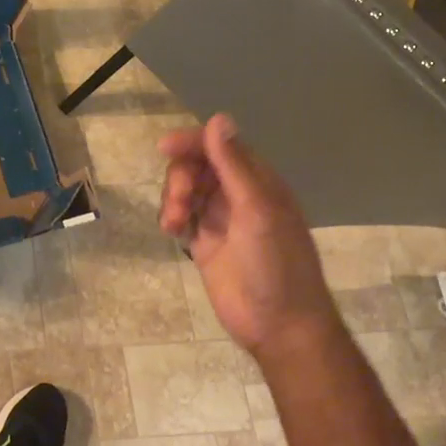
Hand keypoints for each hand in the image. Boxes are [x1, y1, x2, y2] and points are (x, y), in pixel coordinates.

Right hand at [158, 115, 339, 361]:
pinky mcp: (205, 242)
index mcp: (258, 182)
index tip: (164, 148)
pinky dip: (171, 216)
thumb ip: (234, 165)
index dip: (192, 142)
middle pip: (197, 165)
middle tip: (178, 201)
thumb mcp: (257, 210)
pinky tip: (171, 230)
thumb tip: (218, 117)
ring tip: (173, 222)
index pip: (220, 145)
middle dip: (180, 176)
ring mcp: (220, 219)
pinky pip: (181, 215)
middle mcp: (238, 195)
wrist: (280, 327)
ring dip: (173, 197)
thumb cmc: (276, 264)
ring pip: (185, 188)